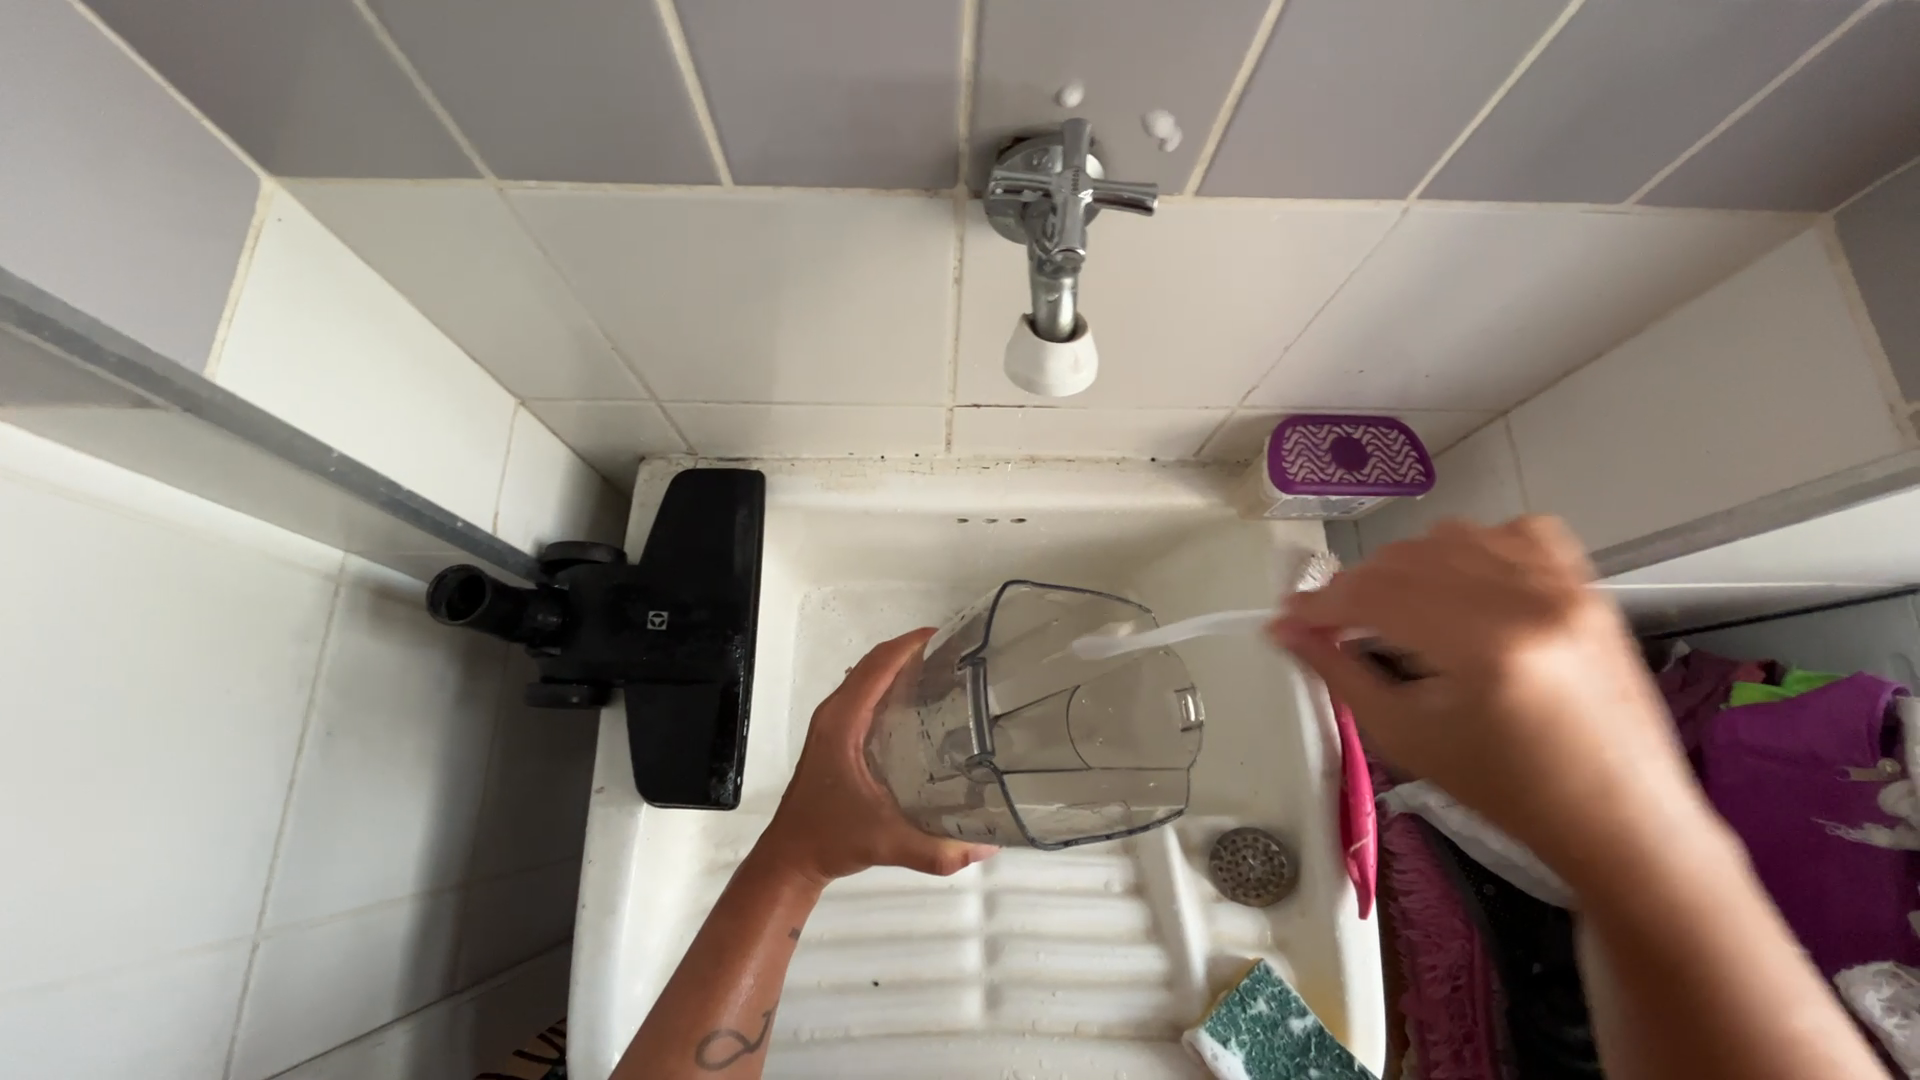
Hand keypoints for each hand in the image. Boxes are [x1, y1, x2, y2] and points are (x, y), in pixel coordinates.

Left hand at [759, 628, 995, 885]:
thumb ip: (939, 852)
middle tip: (956, 656)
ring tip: (943, 673)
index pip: (878, 665)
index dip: (910, 644)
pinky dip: (888, 685)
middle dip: (911, 651)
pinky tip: (918, 705)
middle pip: (873, 663)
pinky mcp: (833, 736)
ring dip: (899, 666)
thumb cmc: (830, 840)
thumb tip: (988, 847)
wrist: (791, 858)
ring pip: (866, 677)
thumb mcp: (888, 843)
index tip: (947, 637)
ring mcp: (830, 724)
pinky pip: (863, 694)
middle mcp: (834, 714)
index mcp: (843, 722)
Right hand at [1270, 517, 1710, 881]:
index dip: (1318, 604)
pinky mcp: (1587, 588)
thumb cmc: (1508, 791)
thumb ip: (1337, 672)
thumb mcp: (1403, 735)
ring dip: (1405, 566)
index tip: (1289, 617)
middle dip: (1354, 588)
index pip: (1373, 594)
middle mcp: (1529, 601)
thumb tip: (1287, 632)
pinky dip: (1472, 546)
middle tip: (1332, 624)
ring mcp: (1566, 588)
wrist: (1618, 820)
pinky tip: (1457, 583)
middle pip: (1405, 559)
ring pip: (1450, 536)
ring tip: (1391, 607)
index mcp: (1483, 645)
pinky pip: (1515, 532)